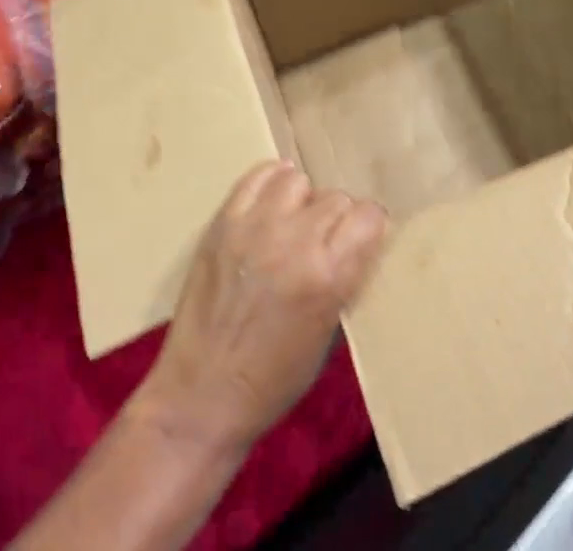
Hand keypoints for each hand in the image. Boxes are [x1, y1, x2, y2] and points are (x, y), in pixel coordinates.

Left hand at [134, 160, 387, 449]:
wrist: (202, 395)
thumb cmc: (276, 379)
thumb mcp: (331, 334)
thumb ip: (347, 279)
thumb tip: (357, 244)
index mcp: (328, 276)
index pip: (370, 217)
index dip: (369, 229)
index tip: (362, 244)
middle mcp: (294, 243)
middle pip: (337, 198)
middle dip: (338, 219)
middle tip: (324, 245)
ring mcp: (252, 229)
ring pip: (298, 181)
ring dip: (303, 201)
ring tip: (294, 226)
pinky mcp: (221, 225)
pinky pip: (256, 177)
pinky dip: (271, 183)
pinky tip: (273, 204)